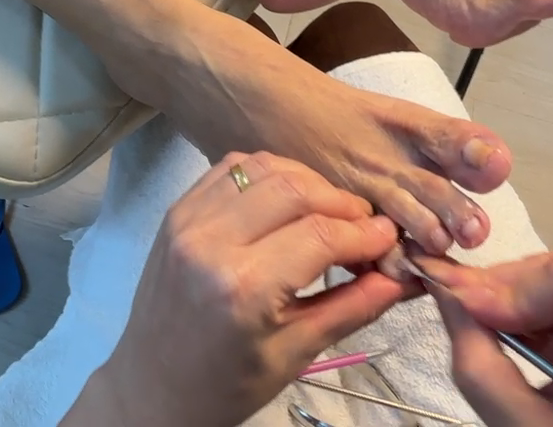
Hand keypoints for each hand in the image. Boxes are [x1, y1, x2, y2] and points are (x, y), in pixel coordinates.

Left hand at [66, 152, 412, 426]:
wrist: (150, 386)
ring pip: (263, 166)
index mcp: (242, 288)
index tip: (390, 237)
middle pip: (294, 188)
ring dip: (305, 180)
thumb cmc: (225, 384)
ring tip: (328, 209)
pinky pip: (231, 167)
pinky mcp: (177, 208)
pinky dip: (267, 173)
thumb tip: (402, 275)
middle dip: (339, 201)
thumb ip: (350, 308)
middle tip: (363, 223)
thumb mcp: (294, 355)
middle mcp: (211, 240)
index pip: (319, 236)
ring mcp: (188, 218)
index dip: (363, 233)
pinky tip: (286, 197)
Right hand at [423, 251, 552, 426]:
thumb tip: (445, 296)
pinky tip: (501, 338)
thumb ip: (486, 372)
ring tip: (473, 328)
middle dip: (496, 292)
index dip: (506, 286)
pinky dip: (519, 319)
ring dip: (503, 303)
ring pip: (550, 286)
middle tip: (451, 311)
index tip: (459, 306)